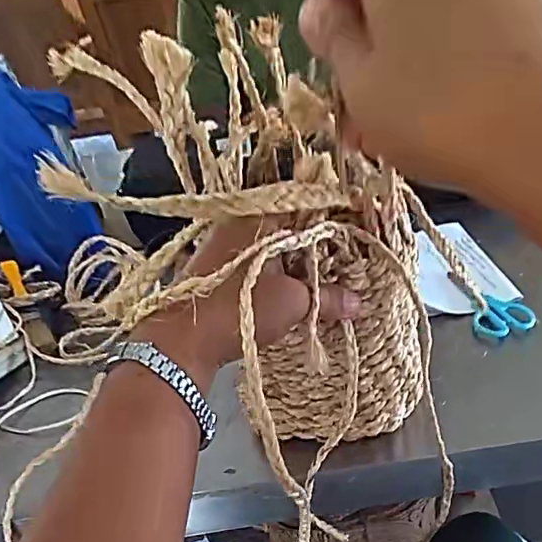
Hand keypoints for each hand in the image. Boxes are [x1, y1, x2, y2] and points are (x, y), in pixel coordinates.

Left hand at [134, 217, 356, 382]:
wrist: (182, 340)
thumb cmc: (238, 310)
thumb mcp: (292, 303)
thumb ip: (328, 298)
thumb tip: (358, 303)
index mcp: (262, 215)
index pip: (308, 202)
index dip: (335, 218)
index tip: (357, 238)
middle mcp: (243, 221)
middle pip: (293, 225)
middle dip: (320, 247)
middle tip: (346, 268)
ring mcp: (228, 245)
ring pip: (276, 247)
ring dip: (299, 265)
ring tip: (325, 285)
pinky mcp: (220, 270)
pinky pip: (260, 264)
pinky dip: (279, 276)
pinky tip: (294, 295)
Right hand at [298, 0, 541, 194]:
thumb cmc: (435, 109)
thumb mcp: (361, 86)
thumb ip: (333, 40)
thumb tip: (320, 11)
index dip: (330, 13)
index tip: (328, 54)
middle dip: (364, 39)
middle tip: (355, 104)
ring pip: (423, 9)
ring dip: (400, 58)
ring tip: (390, 125)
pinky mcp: (522, 0)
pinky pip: (460, 21)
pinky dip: (438, 58)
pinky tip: (433, 110)